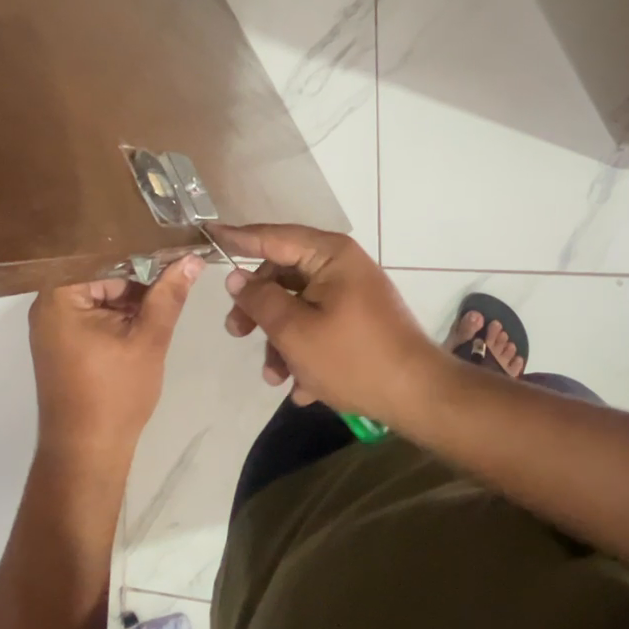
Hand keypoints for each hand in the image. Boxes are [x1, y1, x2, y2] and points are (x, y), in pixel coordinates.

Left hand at [28, 255, 200, 463]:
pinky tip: (145, 318)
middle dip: (137, 275)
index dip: (140, 250)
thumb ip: (168, 295)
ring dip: (129, 297)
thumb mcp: (149, 338)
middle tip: (176, 270)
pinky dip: (117, 315)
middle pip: (99, 273)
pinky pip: (91, 314)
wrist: (86, 453)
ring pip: (98, 294)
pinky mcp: (61, 343)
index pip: (102, 255)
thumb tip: (192, 259)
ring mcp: (52, 325)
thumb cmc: (114, 393)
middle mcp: (47, 303)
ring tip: (167, 293)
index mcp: (58, 294)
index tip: (172, 245)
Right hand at [216, 224, 442, 423]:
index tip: (209, 232)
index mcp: (330, 254)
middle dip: (259, 309)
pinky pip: (320, 325)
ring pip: (299, 306)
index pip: (274, 236)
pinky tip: (301, 387)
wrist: (419, 397)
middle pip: (283, 275)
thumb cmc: (353, 358)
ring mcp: (353, 293)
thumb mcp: (295, 330)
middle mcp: (342, 265)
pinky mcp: (359, 321)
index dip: (239, 238)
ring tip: (275, 377)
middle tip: (236, 332)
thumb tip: (237, 277)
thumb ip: (260, 299)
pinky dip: (305, 351)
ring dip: (281, 341)